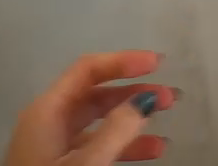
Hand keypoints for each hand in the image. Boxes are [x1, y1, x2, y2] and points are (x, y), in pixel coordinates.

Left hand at [3, 50, 177, 165]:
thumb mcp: (84, 164)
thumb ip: (114, 132)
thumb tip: (145, 98)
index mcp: (47, 109)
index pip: (88, 69)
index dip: (123, 61)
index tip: (157, 64)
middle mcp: (49, 121)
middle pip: (96, 95)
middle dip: (134, 94)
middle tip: (170, 98)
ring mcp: (53, 147)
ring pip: (99, 124)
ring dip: (133, 124)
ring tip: (166, 128)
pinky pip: (96, 147)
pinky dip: (122, 147)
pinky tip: (151, 152)